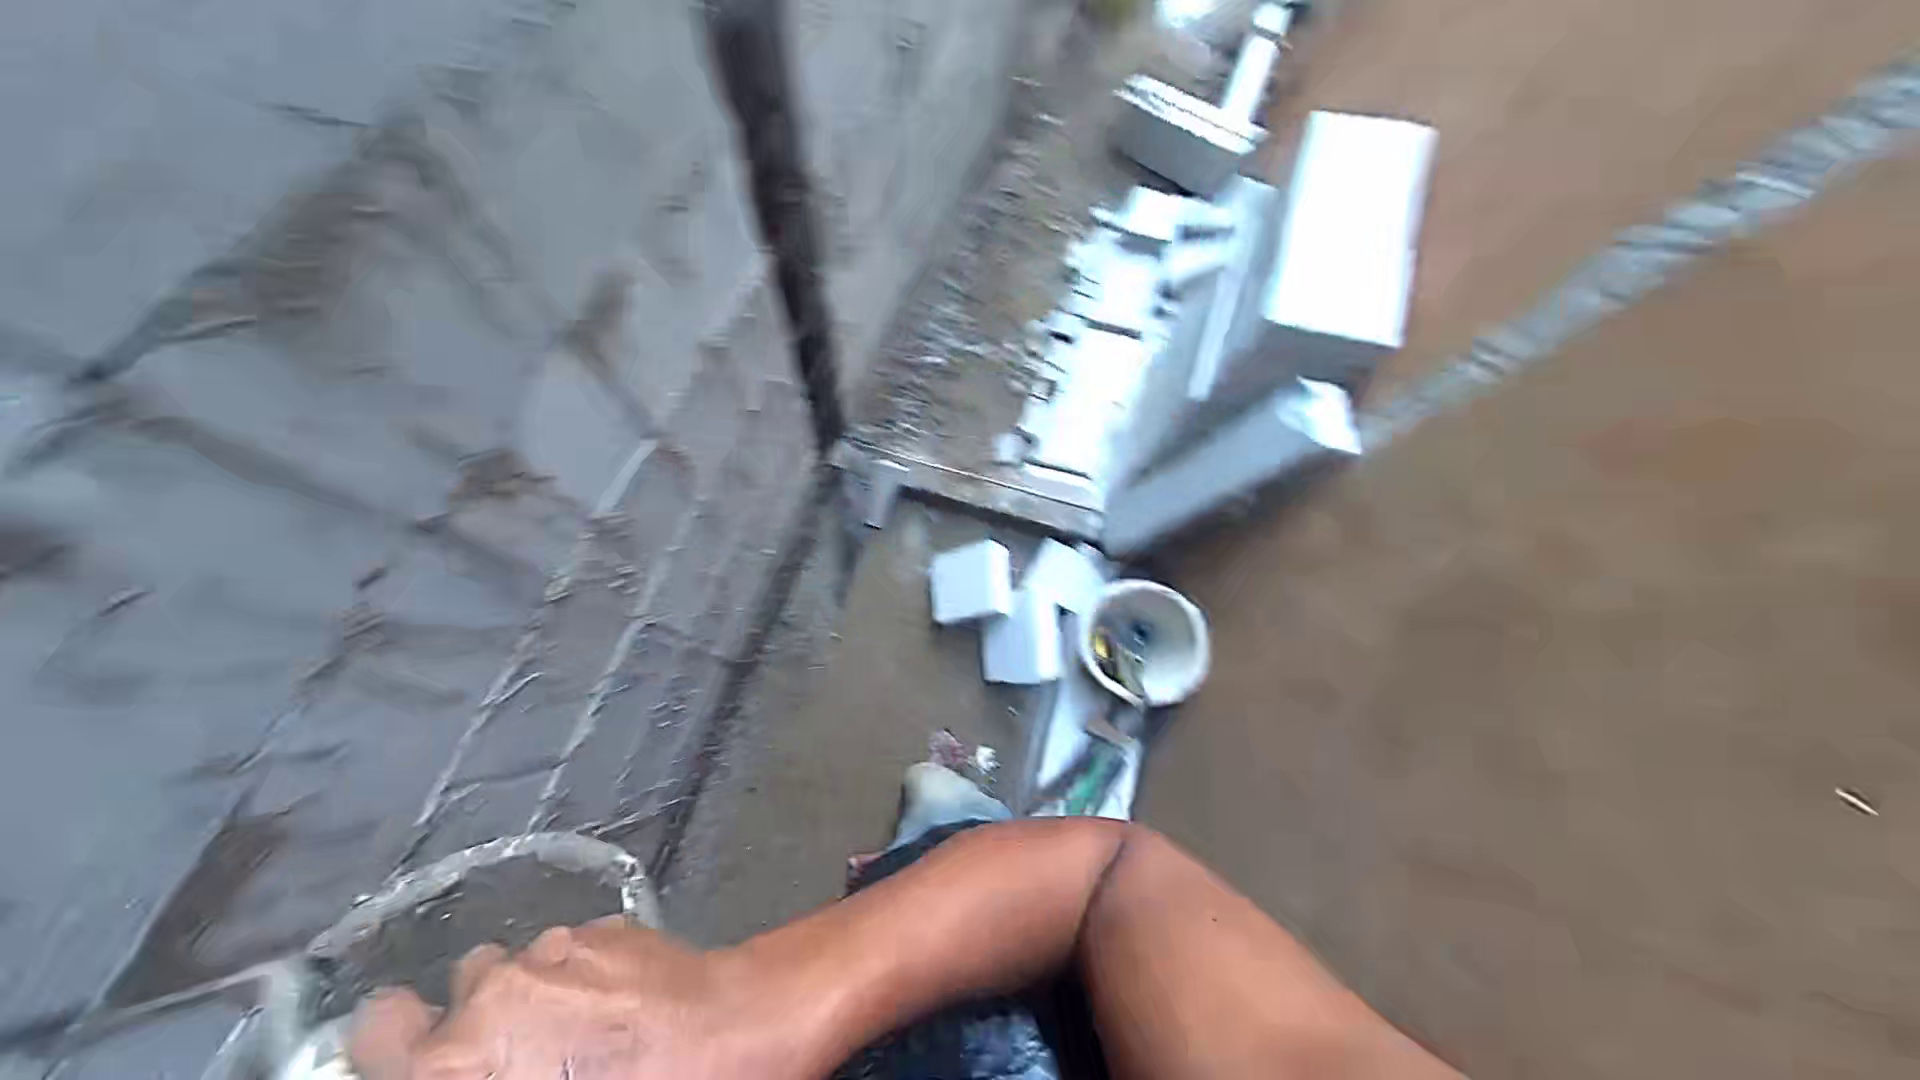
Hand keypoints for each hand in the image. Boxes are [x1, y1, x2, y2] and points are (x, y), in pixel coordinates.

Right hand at [350, 917, 799, 1079]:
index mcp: (456, 1060)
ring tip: (576, 1018)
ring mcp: (558, 946)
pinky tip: (615, 995)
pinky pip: (573, 945)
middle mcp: (497, 990)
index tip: (411, 1047)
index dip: (391, 1035)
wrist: (722, 1032)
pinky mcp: (608, 924)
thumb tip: (479, 1061)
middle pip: (462, 984)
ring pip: (522, 958)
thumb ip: (483, 1072)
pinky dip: (580, 965)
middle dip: (479, 1011)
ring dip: (535, 983)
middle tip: (520, 1044)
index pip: (377, 1029)